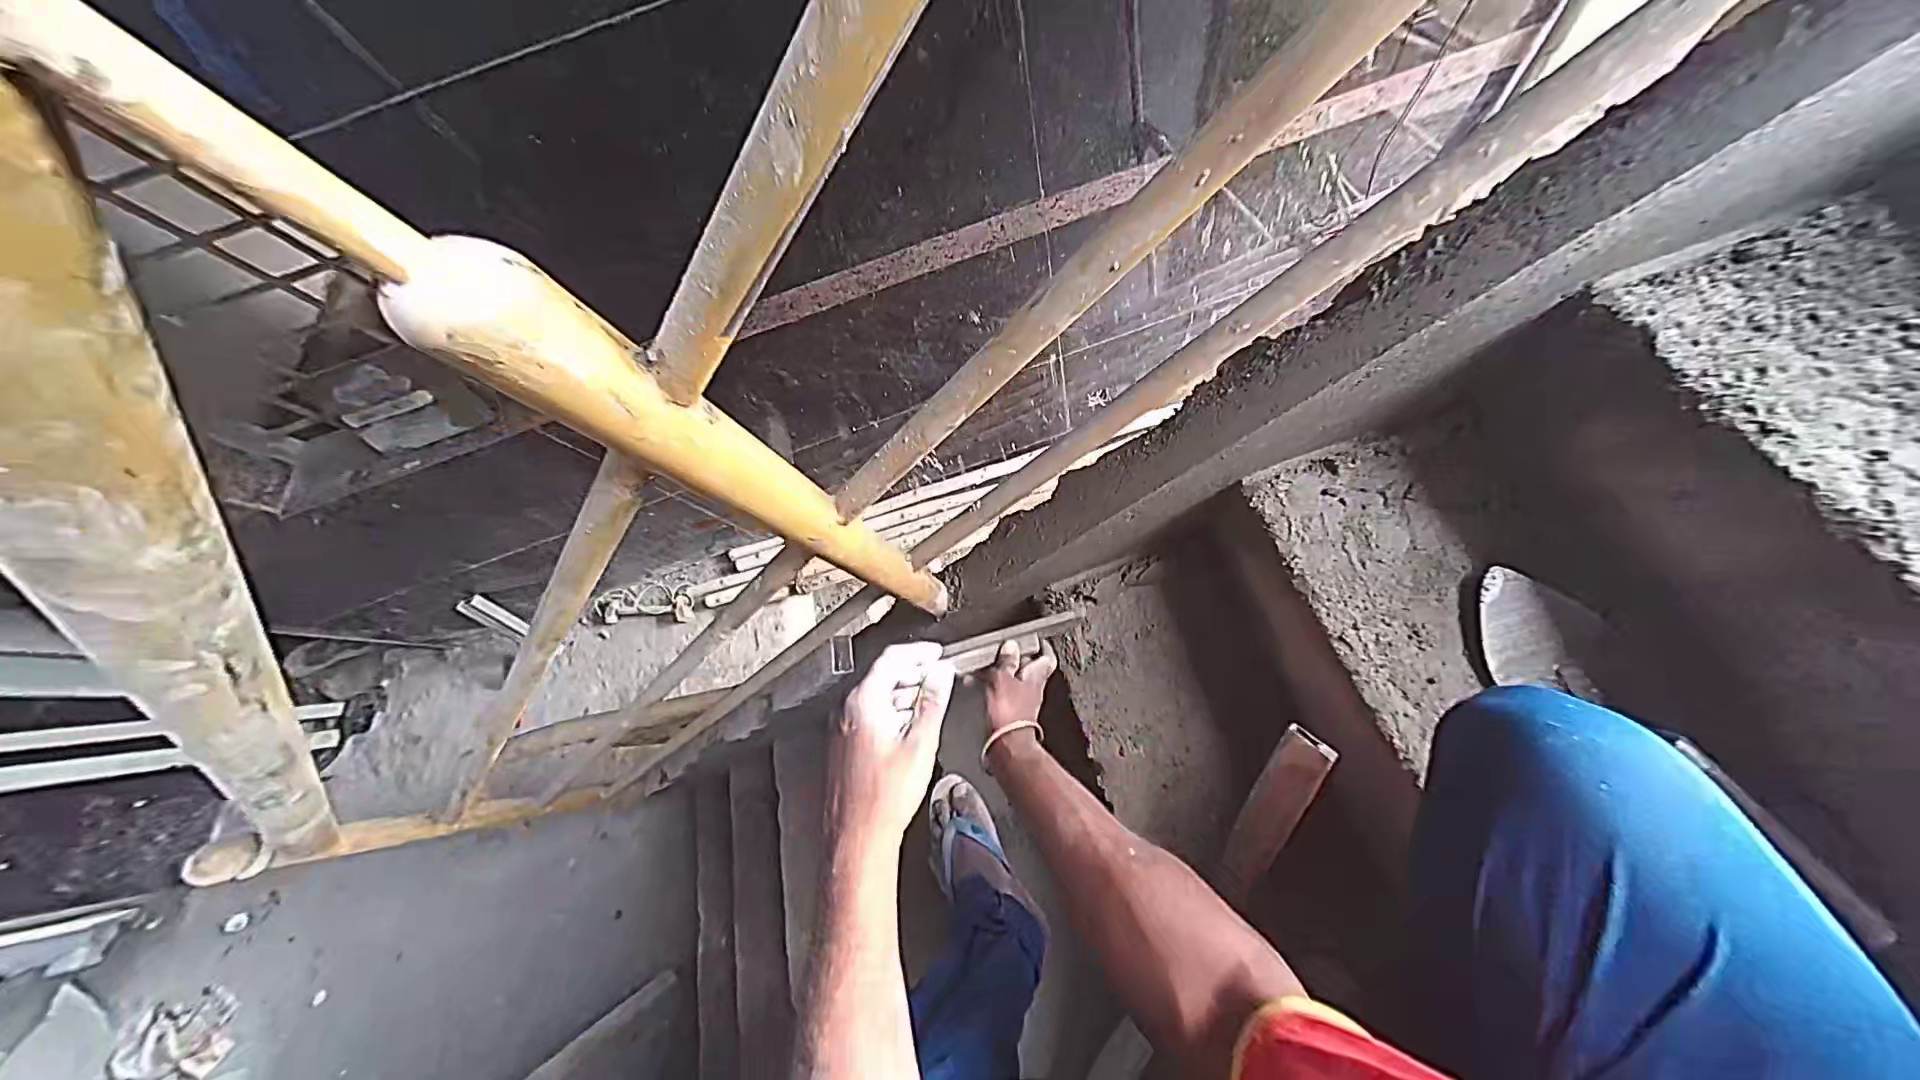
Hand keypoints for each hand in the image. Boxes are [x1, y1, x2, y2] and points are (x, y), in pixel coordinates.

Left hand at [828, 641, 954, 849]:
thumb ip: (932, 701)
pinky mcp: (844, 744)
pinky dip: (891, 710)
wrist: (858, 836)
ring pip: (876, 695)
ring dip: (903, 692)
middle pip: (882, 675)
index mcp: (864, 702)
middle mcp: (847, 710)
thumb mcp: (920, 742)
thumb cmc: (885, 796)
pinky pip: (869, 714)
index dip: (918, 652)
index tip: (936, 653)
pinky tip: (909, 726)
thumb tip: (941, 674)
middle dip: (913, 672)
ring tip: (929, 701)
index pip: (891, 659)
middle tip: (938, 675)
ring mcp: (843, 728)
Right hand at [984, 639, 1055, 751]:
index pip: (1047, 657)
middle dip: (1018, 659)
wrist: (1006, 745)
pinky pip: (1004, 695)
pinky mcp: (1012, 715)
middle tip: (1004, 651)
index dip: (1043, 647)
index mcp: (1036, 676)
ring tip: (985, 669)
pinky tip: (980, 687)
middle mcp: (1034, 689)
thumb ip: (1006, 661)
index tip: (1036, 640)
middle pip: (1030, 669)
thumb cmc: (1009, 713)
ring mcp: (1024, 703)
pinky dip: (994, 688)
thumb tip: (1010, 647)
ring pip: (1016, 681)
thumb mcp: (1002, 677)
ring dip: (1002, 674)